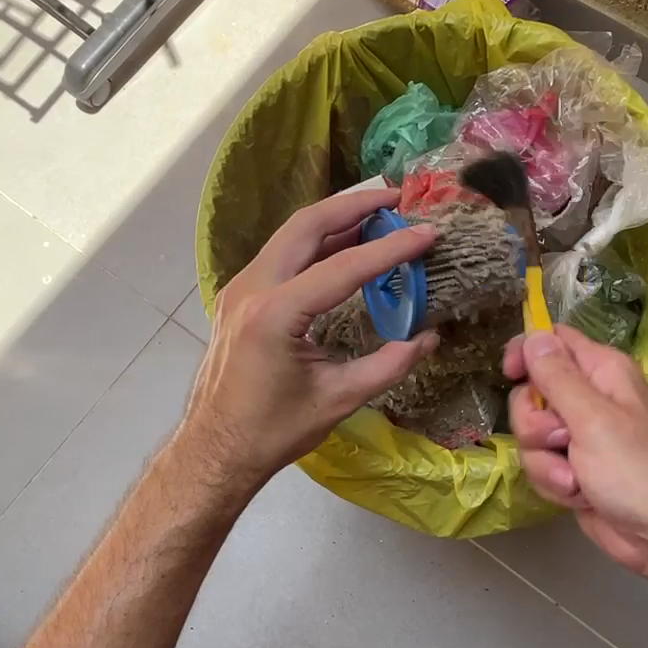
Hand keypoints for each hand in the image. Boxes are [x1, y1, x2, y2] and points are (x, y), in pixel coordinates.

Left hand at [175, 188, 439, 491]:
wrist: (216, 449)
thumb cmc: (274, 431)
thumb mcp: (339, 399)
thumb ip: (390, 364)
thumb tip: (431, 337)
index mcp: (276, 313)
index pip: (344, 266)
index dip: (392, 247)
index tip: (428, 232)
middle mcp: (253, 287)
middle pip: (308, 224)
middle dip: (355, 206)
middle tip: (398, 198)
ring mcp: (241, 287)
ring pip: (292, 233)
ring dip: (335, 219)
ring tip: (378, 213)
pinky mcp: (241, 295)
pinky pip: (282, 253)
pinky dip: (317, 241)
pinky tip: (345, 245)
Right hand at [505, 326, 647, 585]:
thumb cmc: (637, 473)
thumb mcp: (593, 420)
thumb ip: (558, 377)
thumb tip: (533, 336)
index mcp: (602, 371)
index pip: (553, 339)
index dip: (527, 351)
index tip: (511, 374)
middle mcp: (590, 396)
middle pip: (532, 391)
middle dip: (535, 424)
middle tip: (560, 441)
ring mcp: (580, 434)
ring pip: (531, 433)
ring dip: (545, 461)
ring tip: (575, 479)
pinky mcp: (572, 465)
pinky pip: (540, 462)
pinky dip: (553, 481)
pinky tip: (577, 494)